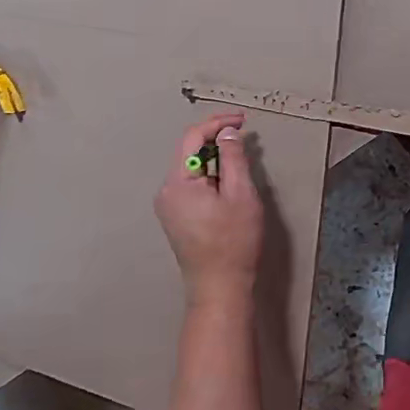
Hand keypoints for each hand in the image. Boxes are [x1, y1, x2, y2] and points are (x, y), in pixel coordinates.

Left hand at [155, 113, 263, 305]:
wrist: (220, 289)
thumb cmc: (233, 243)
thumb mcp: (240, 194)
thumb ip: (233, 157)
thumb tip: (227, 132)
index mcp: (178, 182)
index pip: (192, 137)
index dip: (217, 123)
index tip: (242, 120)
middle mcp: (166, 190)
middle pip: (189, 151)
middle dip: (216, 141)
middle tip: (243, 139)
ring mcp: (168, 205)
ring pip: (191, 168)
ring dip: (214, 159)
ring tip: (239, 166)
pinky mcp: (175, 216)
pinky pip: (191, 184)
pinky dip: (209, 176)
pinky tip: (227, 184)